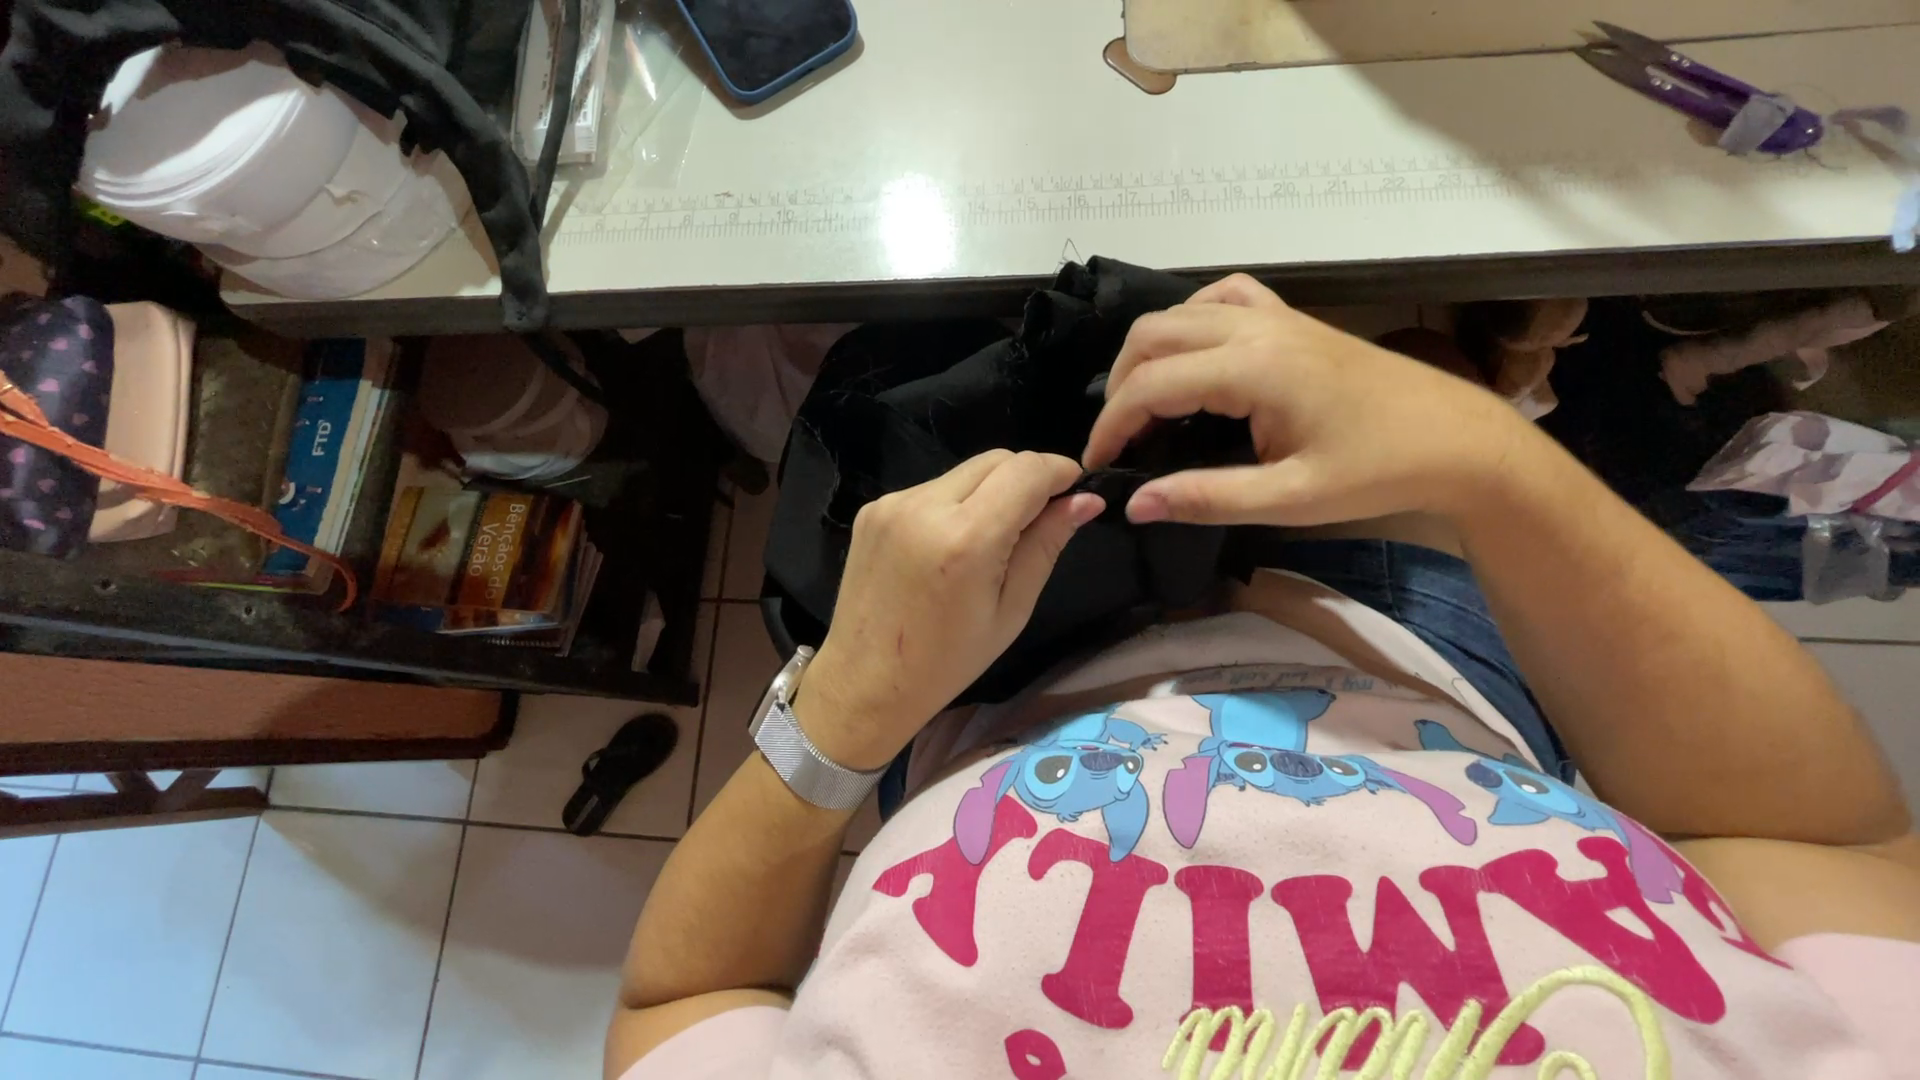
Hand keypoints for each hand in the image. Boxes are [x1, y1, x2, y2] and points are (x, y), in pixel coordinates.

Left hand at [794, 450, 1104, 770]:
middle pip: (996, 459)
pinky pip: (932, 488)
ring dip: (991, 490)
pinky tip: (951, 546)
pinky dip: (955, 503)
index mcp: (966, 539)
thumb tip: (1087, 500)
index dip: (1059, 471)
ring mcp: (893, 503)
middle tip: (1041, 516)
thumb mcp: (1011, 609)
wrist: (865, 680)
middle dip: (1027, 477)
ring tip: (992, 539)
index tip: (1076, 488)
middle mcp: (925, 507)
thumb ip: (1045, 545)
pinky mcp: (873, 508)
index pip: (1026, 470)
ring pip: (964, 472)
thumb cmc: (947, 661)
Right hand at [1082, 274, 1529, 526]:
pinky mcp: (1292, 319)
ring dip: (1147, 354)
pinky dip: (1191, 320)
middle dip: (1119, 387)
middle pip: (1152, 335)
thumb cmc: (1378, 471)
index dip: (1111, 425)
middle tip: (1118, 440)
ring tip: (1144, 405)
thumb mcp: (1290, 498)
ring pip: (1180, 312)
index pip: (1151, 383)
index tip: (1098, 466)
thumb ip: (1206, 497)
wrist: (1459, 440)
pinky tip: (1192, 354)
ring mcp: (1276, 315)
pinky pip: (1224, 297)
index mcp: (1253, 368)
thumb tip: (1135, 504)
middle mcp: (1256, 327)